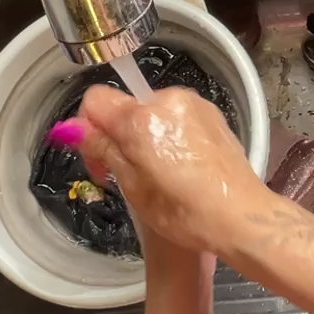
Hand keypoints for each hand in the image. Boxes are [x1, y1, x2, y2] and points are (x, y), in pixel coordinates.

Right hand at [64, 85, 277, 254]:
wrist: (240, 215)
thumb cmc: (186, 211)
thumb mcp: (133, 187)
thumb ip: (102, 149)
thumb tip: (73, 129)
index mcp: (143, 118)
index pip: (96, 98)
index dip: (89, 127)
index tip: (99, 157)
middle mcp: (168, 100)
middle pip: (125, 106)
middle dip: (120, 134)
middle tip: (129, 174)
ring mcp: (193, 103)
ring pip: (152, 111)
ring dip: (146, 134)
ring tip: (161, 173)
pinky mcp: (212, 112)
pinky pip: (176, 115)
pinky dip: (170, 134)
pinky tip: (181, 165)